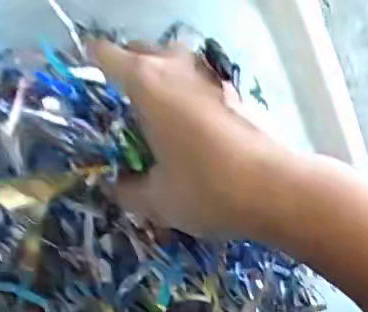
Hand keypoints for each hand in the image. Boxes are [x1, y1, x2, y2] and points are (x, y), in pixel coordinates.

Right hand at [93, 39, 299, 238]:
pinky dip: (193, 103)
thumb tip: (117, 189)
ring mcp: (210, 77)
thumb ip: (130, 192)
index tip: (91, 93)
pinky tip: (198, 137)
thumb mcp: (159, 201)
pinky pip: (202, 89)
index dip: (91, 69)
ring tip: (164, 125)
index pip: (103, 55)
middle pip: (141, 53)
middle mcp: (176, 66)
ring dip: (166, 85)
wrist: (276, 191)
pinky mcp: (238, 97)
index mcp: (145, 81)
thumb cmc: (208, 191)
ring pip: (176, 67)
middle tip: (128, 114)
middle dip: (130, 74)